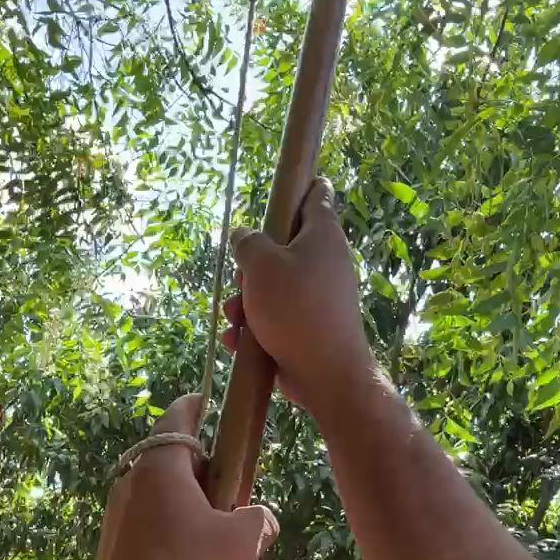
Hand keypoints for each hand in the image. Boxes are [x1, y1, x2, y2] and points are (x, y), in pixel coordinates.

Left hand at [85, 394, 277, 559]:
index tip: (210, 401)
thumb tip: (258, 516)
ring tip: (218, 540)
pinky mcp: (113, 543)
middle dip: (206, 470)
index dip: (198, 404)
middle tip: (234, 496)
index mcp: (161, 466)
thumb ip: (258, 518)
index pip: (180, 416)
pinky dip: (173, 529)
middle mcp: (132, 480)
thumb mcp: (241, 544)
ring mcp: (118, 513)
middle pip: (174, 457)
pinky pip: (151, 522)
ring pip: (163, 494)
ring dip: (191, 505)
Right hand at [222, 177, 379, 413]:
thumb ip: (248, 243)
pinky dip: (255, 329)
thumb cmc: (295, 308)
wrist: (324, 372)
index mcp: (321, 234)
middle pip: (281, 249)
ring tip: (235, 320)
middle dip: (252, 266)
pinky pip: (275, 319)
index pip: (317, 195)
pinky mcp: (308, 327)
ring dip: (245, 304)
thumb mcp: (261, 265)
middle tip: (242, 279)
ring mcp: (317, 297)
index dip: (300, 187)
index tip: (282, 188)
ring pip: (272, 289)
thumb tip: (242, 236)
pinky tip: (239, 343)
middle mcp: (324, 262)